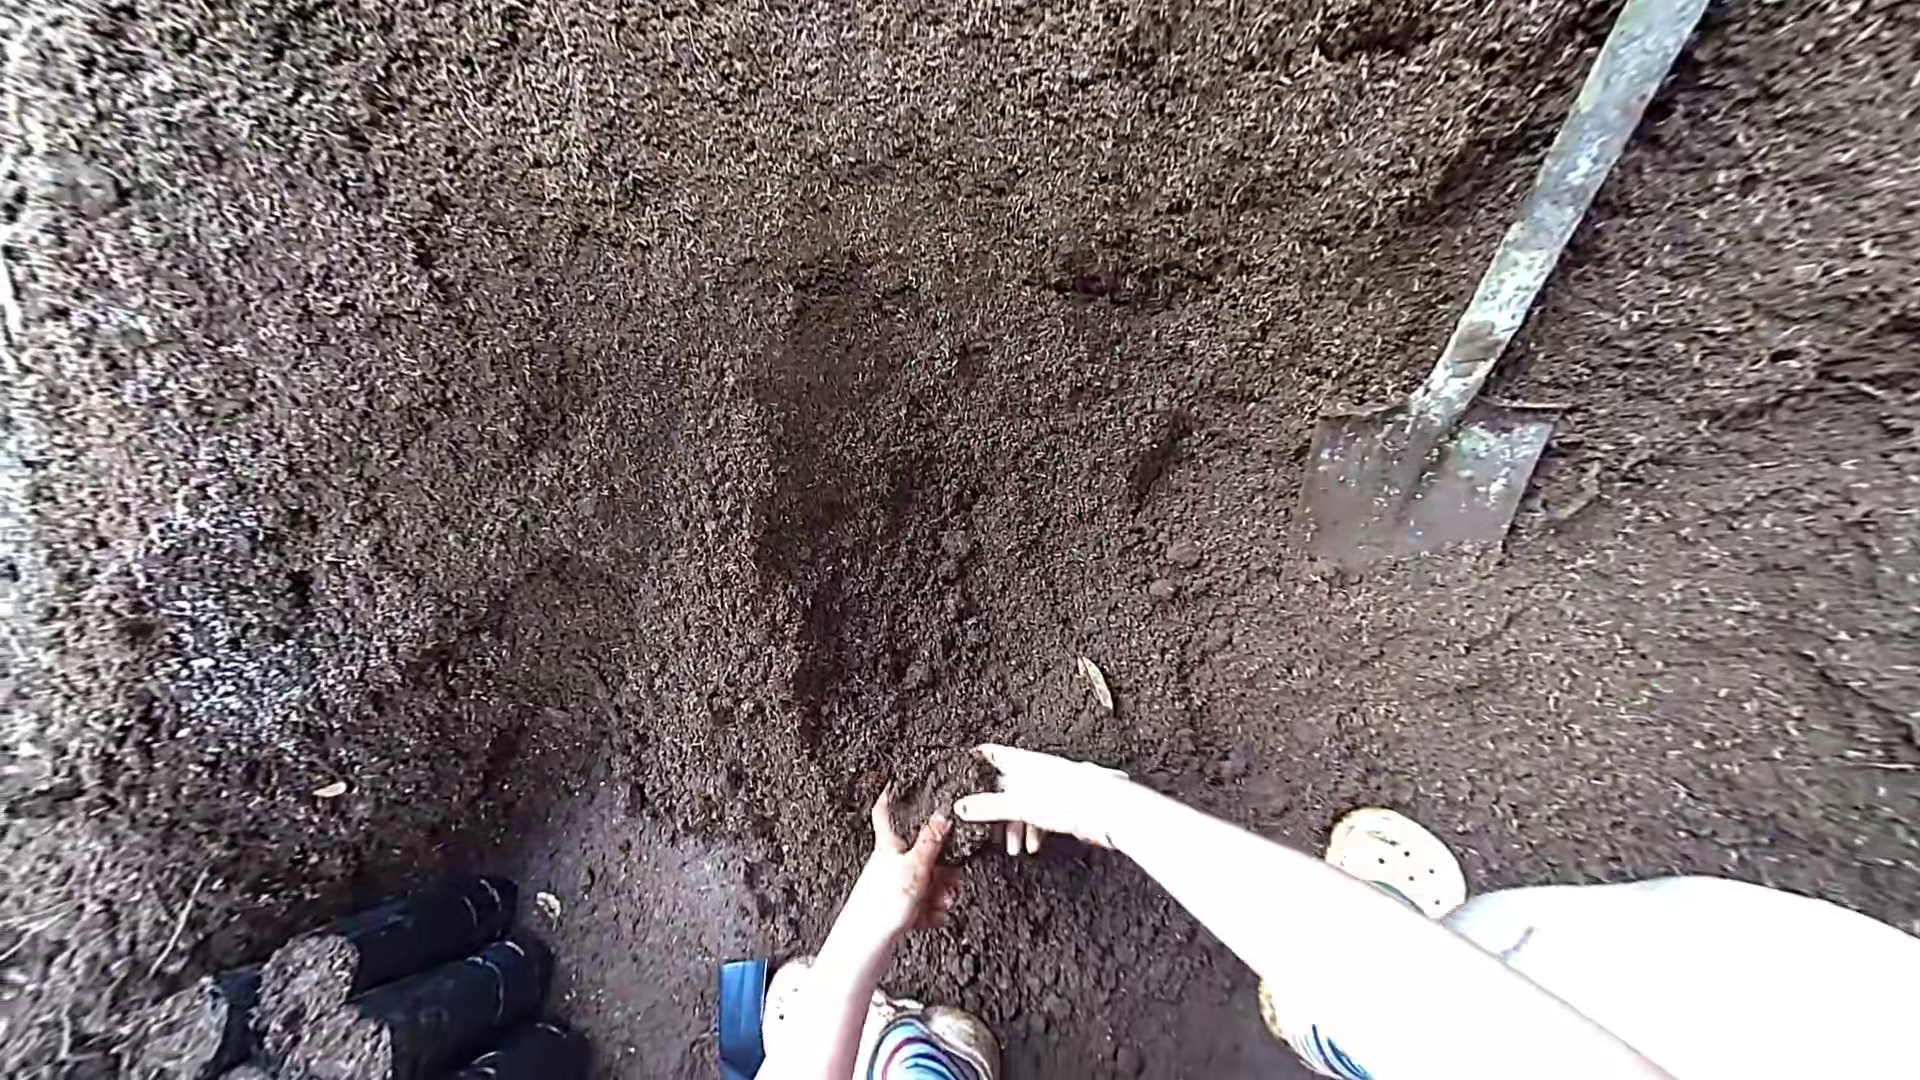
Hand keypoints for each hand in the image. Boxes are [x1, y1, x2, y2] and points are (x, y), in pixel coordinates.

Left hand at [831, 787, 960, 949]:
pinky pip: (921, 902)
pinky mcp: (896, 909)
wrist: (864, 949)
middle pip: (920, 850)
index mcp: (889, 844)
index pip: (886, 811)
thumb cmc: (880, 905)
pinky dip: (931, 909)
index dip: (891, 794)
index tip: (897, 780)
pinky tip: (935, 916)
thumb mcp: (914, 866)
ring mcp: (893, 885)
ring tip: (944, 900)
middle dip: (941, 863)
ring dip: (940, 889)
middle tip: (952, 874)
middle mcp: (890, 861)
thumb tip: (942, 814)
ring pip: (924, 878)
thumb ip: (930, 840)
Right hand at [954, 743, 1139, 854]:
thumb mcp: (1019, 804)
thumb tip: (960, 806)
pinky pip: (1041, 813)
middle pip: (1007, 784)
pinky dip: (1034, 829)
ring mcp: (1052, 785)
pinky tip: (1034, 845)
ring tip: (1014, 847)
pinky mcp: (1065, 802)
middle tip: (986, 828)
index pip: (992, 754)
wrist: (1106, 810)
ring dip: (1016, 825)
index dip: (976, 761)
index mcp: (1023, 761)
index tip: (962, 770)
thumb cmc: (1065, 798)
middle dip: (995, 808)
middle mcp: (1037, 769)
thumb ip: (988, 807)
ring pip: (1025, 802)